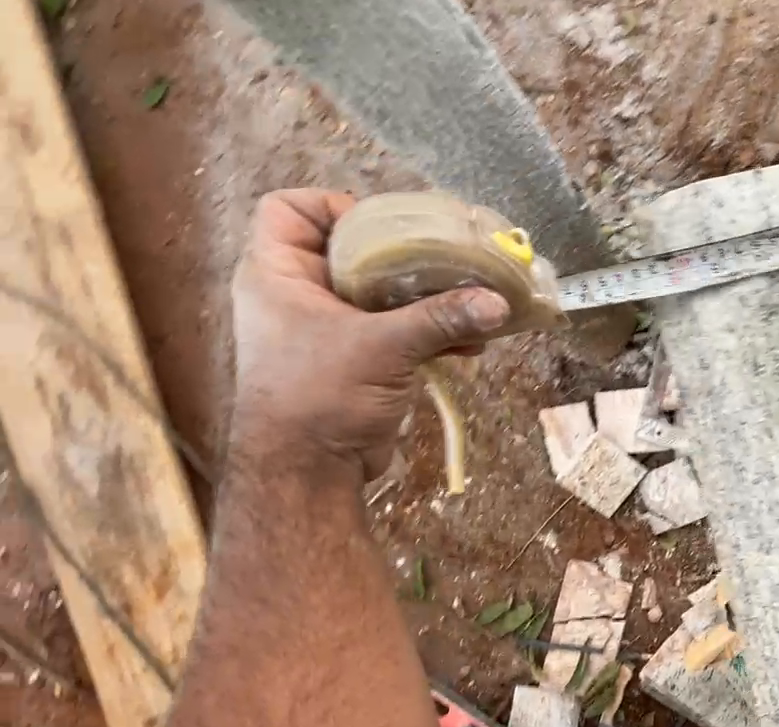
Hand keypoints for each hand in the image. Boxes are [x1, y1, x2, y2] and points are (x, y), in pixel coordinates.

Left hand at [228, 189, 508, 479]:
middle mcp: (301, 296)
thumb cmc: (320, 394)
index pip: (289, 209)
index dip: (334, 206)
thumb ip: (440, 320)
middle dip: (403, 258)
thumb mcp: (383, 348)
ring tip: (471, 307)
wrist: (310, 467)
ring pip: (382, 296)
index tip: (387, 225)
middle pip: (351, 252)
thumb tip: (498, 302)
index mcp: (278, 275)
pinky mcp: (359, 362)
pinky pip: (399, 333)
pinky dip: (432, 334)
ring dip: (428, 301)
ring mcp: (331, 331)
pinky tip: (470, 344)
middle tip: (446, 262)